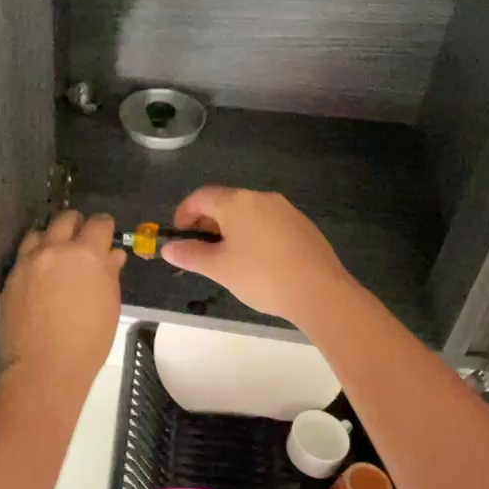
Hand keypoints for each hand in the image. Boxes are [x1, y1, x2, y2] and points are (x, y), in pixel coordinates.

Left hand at [0, 210, 124, 391]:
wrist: (44, 366)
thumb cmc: (88, 341)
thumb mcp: (110, 305)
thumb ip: (110, 273)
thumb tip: (112, 254)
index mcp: (86, 254)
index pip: (99, 223)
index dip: (104, 227)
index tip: (105, 235)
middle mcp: (55, 249)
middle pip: (66, 219)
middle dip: (77, 225)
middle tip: (82, 241)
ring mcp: (29, 260)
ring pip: (40, 232)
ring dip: (51, 237)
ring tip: (57, 253)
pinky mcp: (12, 275)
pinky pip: (25, 254)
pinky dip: (35, 256)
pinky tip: (41, 272)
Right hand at [160, 186, 361, 326]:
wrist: (320, 292)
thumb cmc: (261, 276)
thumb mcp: (219, 268)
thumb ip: (190, 255)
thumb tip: (168, 248)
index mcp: (236, 202)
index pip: (200, 197)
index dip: (184, 214)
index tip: (180, 237)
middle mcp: (260, 198)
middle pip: (225, 203)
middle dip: (208, 224)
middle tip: (202, 251)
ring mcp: (285, 210)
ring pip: (248, 213)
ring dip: (232, 230)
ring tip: (230, 259)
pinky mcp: (302, 225)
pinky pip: (269, 223)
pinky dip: (255, 236)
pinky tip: (260, 262)